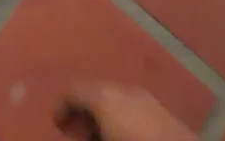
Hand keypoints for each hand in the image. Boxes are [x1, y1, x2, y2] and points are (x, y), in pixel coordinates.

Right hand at [56, 82, 198, 140]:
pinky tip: (125, 134)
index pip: (72, 91)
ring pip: (117, 100)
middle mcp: (123, 89)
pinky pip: (136, 111)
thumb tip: (70, 129)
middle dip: (84, 111)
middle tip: (76, 131)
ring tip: (101, 135)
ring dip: (105, 116)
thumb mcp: (99, 137)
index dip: (61, 107)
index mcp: (103, 94)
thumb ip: (82, 133)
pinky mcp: (167, 114)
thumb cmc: (133, 140)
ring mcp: (148, 100)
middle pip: (95, 93)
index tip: (57, 125)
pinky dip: (124, 120)